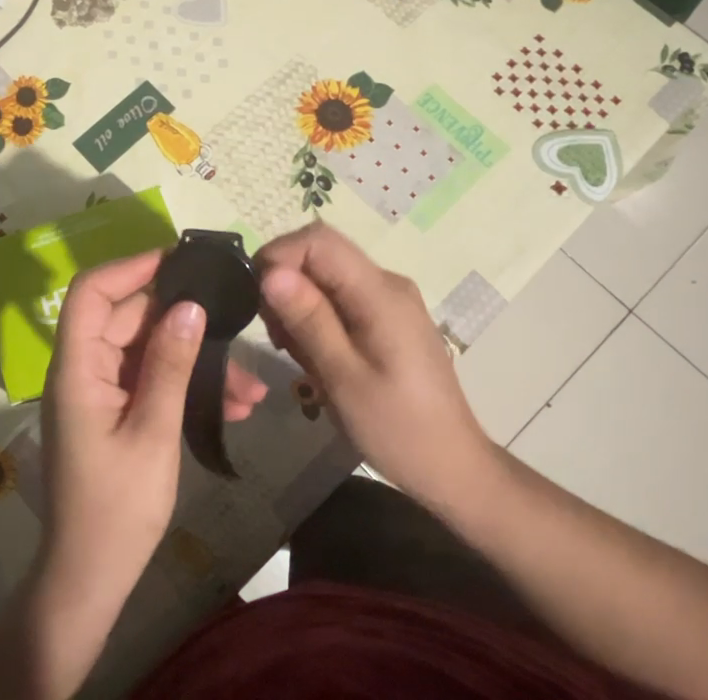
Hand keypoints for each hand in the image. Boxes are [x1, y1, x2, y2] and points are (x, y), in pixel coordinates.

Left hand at [35, 251, 265, 605]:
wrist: (92, 574)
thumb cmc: (118, 507)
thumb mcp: (153, 433)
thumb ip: (170, 366)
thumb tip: (189, 307)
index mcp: (76, 368)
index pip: (91, 293)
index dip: (130, 268)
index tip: (179, 260)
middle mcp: (83, 371)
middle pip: (127, 321)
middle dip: (183, 323)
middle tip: (236, 329)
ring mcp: (99, 392)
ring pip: (147, 353)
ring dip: (195, 362)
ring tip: (249, 389)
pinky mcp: (114, 413)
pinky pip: (150, 382)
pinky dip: (186, 387)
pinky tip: (234, 408)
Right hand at [254, 222, 497, 508]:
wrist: (451, 467)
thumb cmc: (397, 428)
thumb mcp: (343, 378)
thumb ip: (309, 320)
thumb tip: (270, 273)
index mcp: (381, 293)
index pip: (319, 240)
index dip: (279, 257)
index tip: (256, 299)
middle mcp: (387, 285)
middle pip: (320, 256)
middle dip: (285, 285)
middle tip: (277, 337)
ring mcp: (389, 302)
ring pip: (325, 278)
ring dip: (297, 306)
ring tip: (296, 355)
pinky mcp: (386, 320)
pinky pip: (339, 300)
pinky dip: (315, 320)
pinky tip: (314, 358)